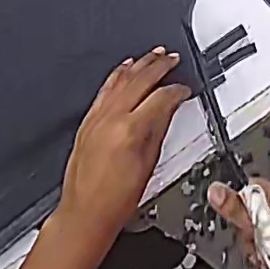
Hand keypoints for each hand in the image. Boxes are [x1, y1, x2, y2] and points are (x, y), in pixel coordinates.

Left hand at [52, 48, 191, 253]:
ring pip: (120, 80)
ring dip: (139, 64)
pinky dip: (117, 75)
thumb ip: (159, 130)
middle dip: (159, 66)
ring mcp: (96, 118)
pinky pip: (104, 89)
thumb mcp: (148, 164)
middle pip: (140, 81)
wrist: (85, 213)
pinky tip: (124, 68)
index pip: (160, 98)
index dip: (176, 90)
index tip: (184, 88)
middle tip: (172, 59)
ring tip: (153, 55)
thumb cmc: (115, 200)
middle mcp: (111, 119)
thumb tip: (168, 109)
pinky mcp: (87, 121)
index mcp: (130, 130)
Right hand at [208, 179, 269, 268]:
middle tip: (264, 253)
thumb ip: (240, 212)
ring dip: (260, 262)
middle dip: (251, 243)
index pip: (245, 193)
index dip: (241, 214)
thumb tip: (216, 189)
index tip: (248, 230)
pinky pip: (268, 260)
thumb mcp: (269, 236)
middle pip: (249, 221)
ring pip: (257, 244)